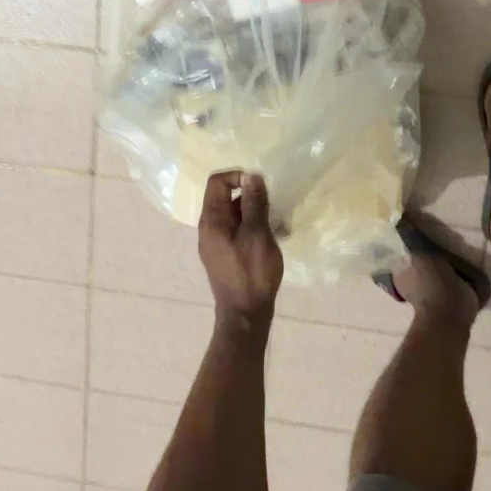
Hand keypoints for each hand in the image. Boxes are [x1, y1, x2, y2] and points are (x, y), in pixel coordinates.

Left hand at [197, 170, 283, 326]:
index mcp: (212, 220)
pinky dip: (256, 228)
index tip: (261, 186)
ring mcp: (217, 242)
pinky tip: (276, 238)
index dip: (239, 176)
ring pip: (237, 214)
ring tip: (281, 225)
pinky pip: (240, 230)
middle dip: (253, 197)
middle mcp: (209, 228)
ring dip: (258, 214)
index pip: (217, 181)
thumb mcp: (257, 234)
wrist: (246, 315)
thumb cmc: (252, 273)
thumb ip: (254, 203)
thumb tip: (251, 174)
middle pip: (227, 197)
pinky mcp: (227, 254)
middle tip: (275, 207)